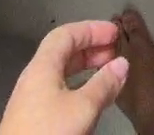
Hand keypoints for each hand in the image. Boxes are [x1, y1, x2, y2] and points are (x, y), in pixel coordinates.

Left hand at [0, 20, 130, 134]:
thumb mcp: (83, 108)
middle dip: (91, 48)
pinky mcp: (31, 119)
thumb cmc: (49, 132)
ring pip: (61, 73)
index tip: (115, 33)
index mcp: (42, 66)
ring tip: (108, 73)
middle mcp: (34, 77)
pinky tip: (90, 99)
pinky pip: (58, 90)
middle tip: (115, 52)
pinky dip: (78, 86)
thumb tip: (122, 63)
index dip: (92, 29)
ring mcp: (31, 99)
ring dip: (85, 68)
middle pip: (63, 51)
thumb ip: (104, 84)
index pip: (67, 34)